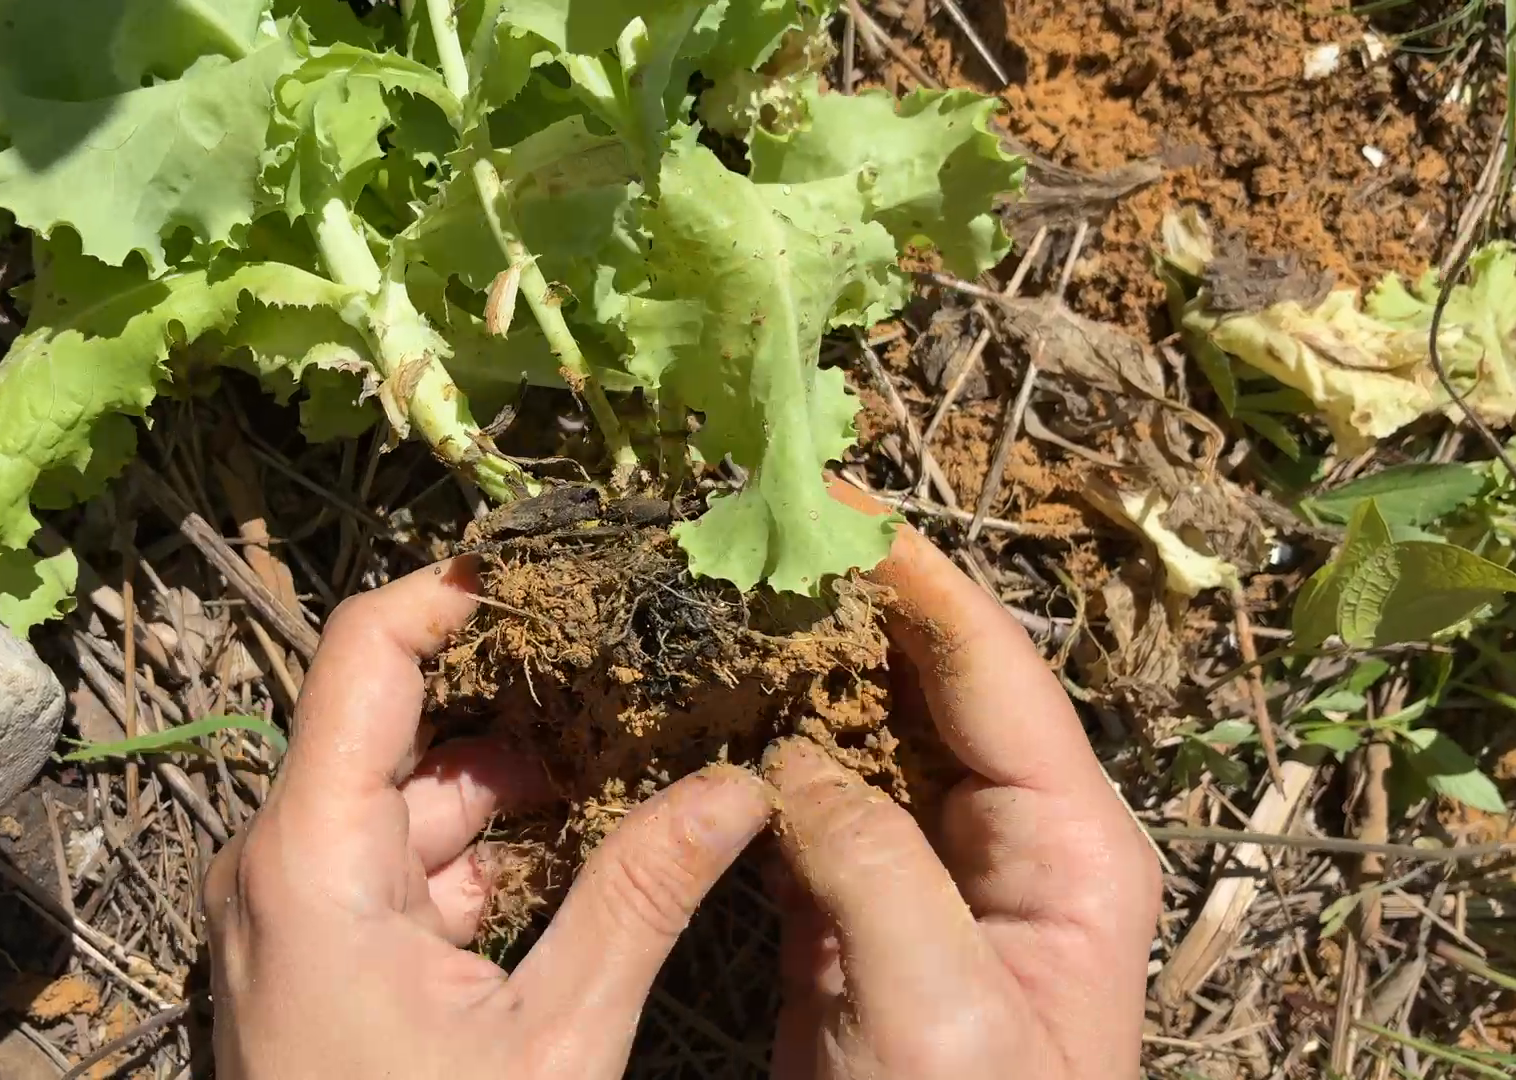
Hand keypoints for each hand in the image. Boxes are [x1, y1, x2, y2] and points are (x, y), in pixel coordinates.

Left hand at [204, 557, 773, 1078]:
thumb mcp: (554, 1045)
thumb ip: (640, 899)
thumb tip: (738, 789)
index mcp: (314, 854)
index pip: (365, 651)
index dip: (449, 592)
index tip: (538, 570)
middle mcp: (289, 852)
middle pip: (403, 716)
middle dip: (512, 695)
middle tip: (613, 666)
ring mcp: (304, 894)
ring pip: (418, 787)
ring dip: (512, 781)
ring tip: (616, 763)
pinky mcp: (329, 931)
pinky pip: (414, 849)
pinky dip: (487, 840)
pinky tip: (571, 846)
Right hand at [764, 512, 1161, 1078]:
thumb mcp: (940, 1007)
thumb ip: (873, 859)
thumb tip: (793, 755)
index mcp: (1063, 840)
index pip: (990, 665)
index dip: (919, 574)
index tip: (842, 503)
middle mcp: (996, 825)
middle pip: (925, 674)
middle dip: (855, 595)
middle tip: (777, 532)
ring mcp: (919, 849)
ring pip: (861, 717)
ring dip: (805, 653)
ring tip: (741, 590)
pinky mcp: (853, 878)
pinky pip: (813, 776)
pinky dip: (769, 729)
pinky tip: (722, 693)